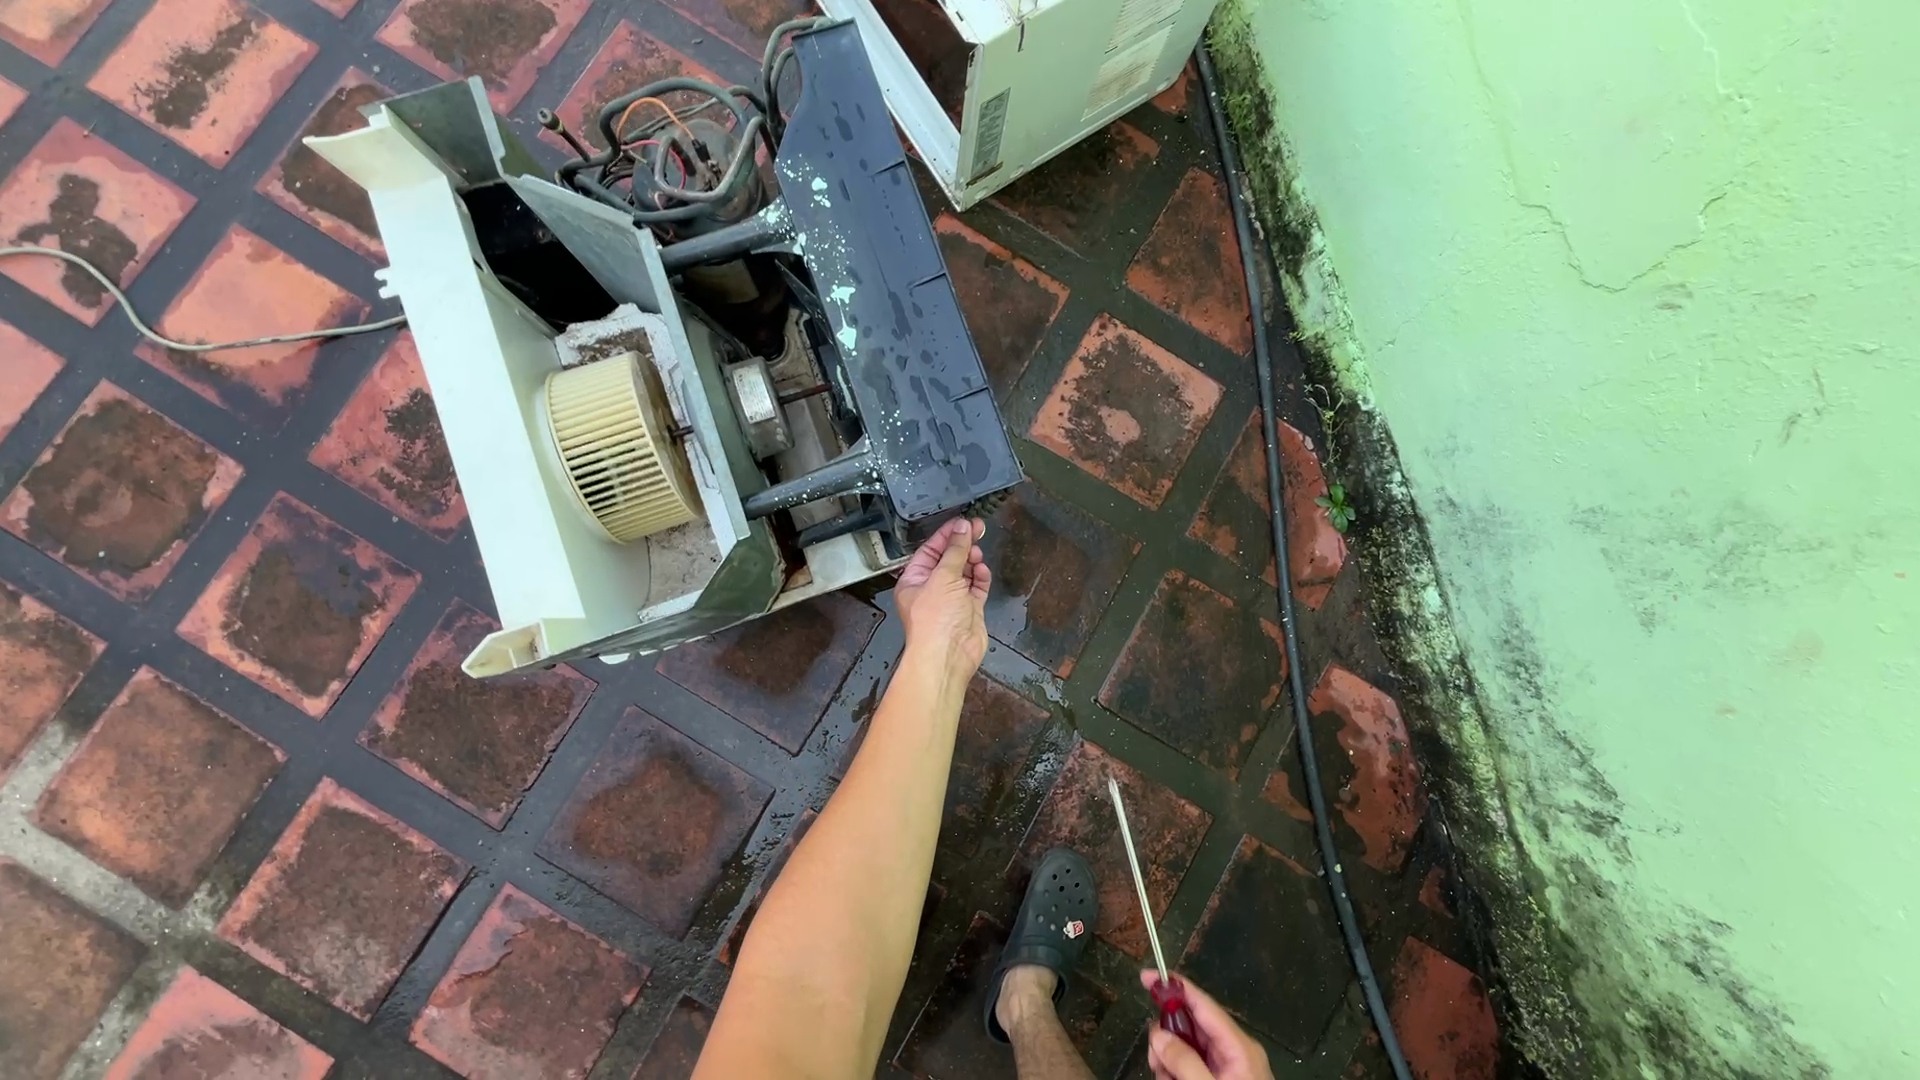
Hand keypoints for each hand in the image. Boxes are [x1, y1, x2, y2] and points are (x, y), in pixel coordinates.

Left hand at [894, 517, 990, 675]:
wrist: (949, 655)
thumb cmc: (935, 619)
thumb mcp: (943, 577)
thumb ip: (955, 551)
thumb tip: (963, 528)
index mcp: (915, 579)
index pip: (930, 550)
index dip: (947, 535)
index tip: (963, 522)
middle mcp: (932, 587)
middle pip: (949, 559)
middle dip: (962, 545)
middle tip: (979, 529)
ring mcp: (951, 599)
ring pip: (964, 571)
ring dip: (972, 560)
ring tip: (977, 555)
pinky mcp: (969, 608)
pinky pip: (976, 586)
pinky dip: (980, 577)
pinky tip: (982, 571)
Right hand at [1140, 972, 1272, 1079]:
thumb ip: (1183, 1062)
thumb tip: (1157, 1033)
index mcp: (1238, 1047)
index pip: (1203, 1004)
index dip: (1174, 986)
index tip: (1146, 976)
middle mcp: (1233, 1052)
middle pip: (1191, 1026)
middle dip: (1167, 1038)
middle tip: (1155, 1060)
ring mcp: (1226, 1069)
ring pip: (1185, 1047)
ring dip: (1168, 1062)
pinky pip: (1189, 1066)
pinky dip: (1175, 1074)